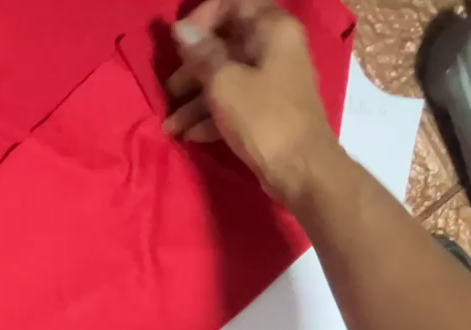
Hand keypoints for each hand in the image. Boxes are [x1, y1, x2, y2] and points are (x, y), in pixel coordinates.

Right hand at [161, 0, 341, 204]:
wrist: (301, 171)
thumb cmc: (264, 119)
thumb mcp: (225, 84)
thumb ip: (201, 55)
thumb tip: (181, 28)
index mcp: (272, 29)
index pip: (232, 4)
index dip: (201, 20)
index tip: (179, 45)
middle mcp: (275, 49)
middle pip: (226, 46)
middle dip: (193, 69)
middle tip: (169, 91)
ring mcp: (273, 83)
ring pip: (228, 80)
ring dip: (196, 100)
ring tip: (171, 125)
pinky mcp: (268, 114)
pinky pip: (236, 105)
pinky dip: (212, 117)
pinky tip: (189, 135)